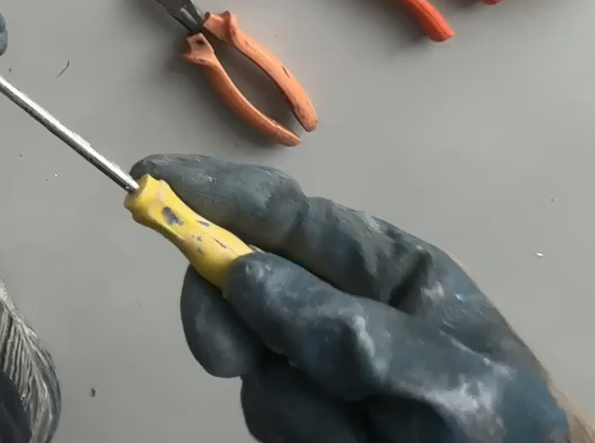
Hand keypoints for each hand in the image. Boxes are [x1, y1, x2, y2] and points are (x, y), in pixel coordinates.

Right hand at [133, 155, 594, 442]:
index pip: (275, 208)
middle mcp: (336, 301)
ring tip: (361, 438)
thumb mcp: (447, 386)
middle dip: (225, 312)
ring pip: (247, 350)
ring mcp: (316, 357)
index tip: (147, 178)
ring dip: (292, 401)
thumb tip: (239, 274)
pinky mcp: (304, 408)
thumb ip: (344, 327)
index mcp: (376, 265)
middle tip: (221, 358)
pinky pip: (264, 408)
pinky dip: (298, 433)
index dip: (207, 187)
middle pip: (238, 275)